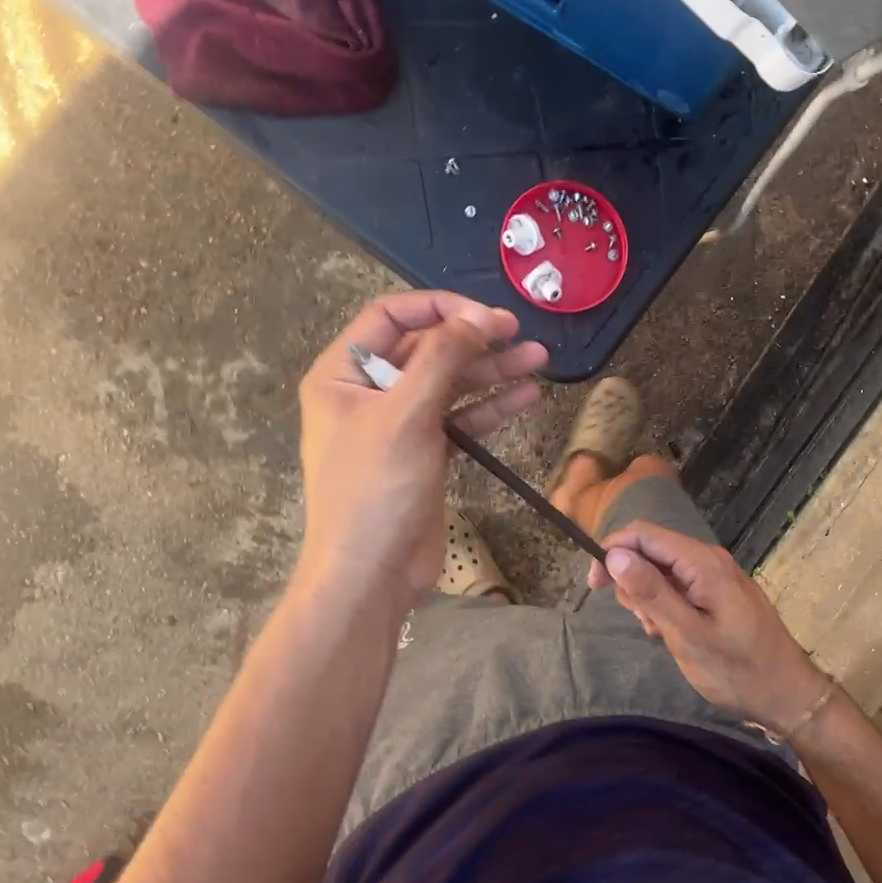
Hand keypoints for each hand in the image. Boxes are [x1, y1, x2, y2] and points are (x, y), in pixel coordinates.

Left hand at [296, 292, 547, 614]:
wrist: (371, 574)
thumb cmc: (375, 489)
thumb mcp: (405, 416)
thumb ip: (441, 360)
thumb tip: (478, 318)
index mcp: (342, 374)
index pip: (390, 317)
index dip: (439, 308)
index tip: (487, 317)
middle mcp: (368, 393)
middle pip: (425, 349)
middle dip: (473, 340)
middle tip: (520, 332)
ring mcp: (399, 425)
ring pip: (450, 384)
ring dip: (492, 372)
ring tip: (539, 359)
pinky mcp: (426, 455)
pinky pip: (460, 419)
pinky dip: (491, 407)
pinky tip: (526, 396)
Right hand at [587, 523, 829, 734]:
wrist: (786, 693)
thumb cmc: (737, 669)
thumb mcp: (687, 635)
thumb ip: (651, 593)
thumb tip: (615, 555)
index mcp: (702, 562)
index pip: (643, 534)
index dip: (611, 551)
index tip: (594, 586)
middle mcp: (709, 559)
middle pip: (651, 549)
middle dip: (632, 579)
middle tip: (640, 621)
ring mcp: (715, 575)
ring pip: (662, 569)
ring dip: (648, 597)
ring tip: (657, 632)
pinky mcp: (718, 592)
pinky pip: (679, 585)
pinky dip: (665, 605)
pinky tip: (670, 633)